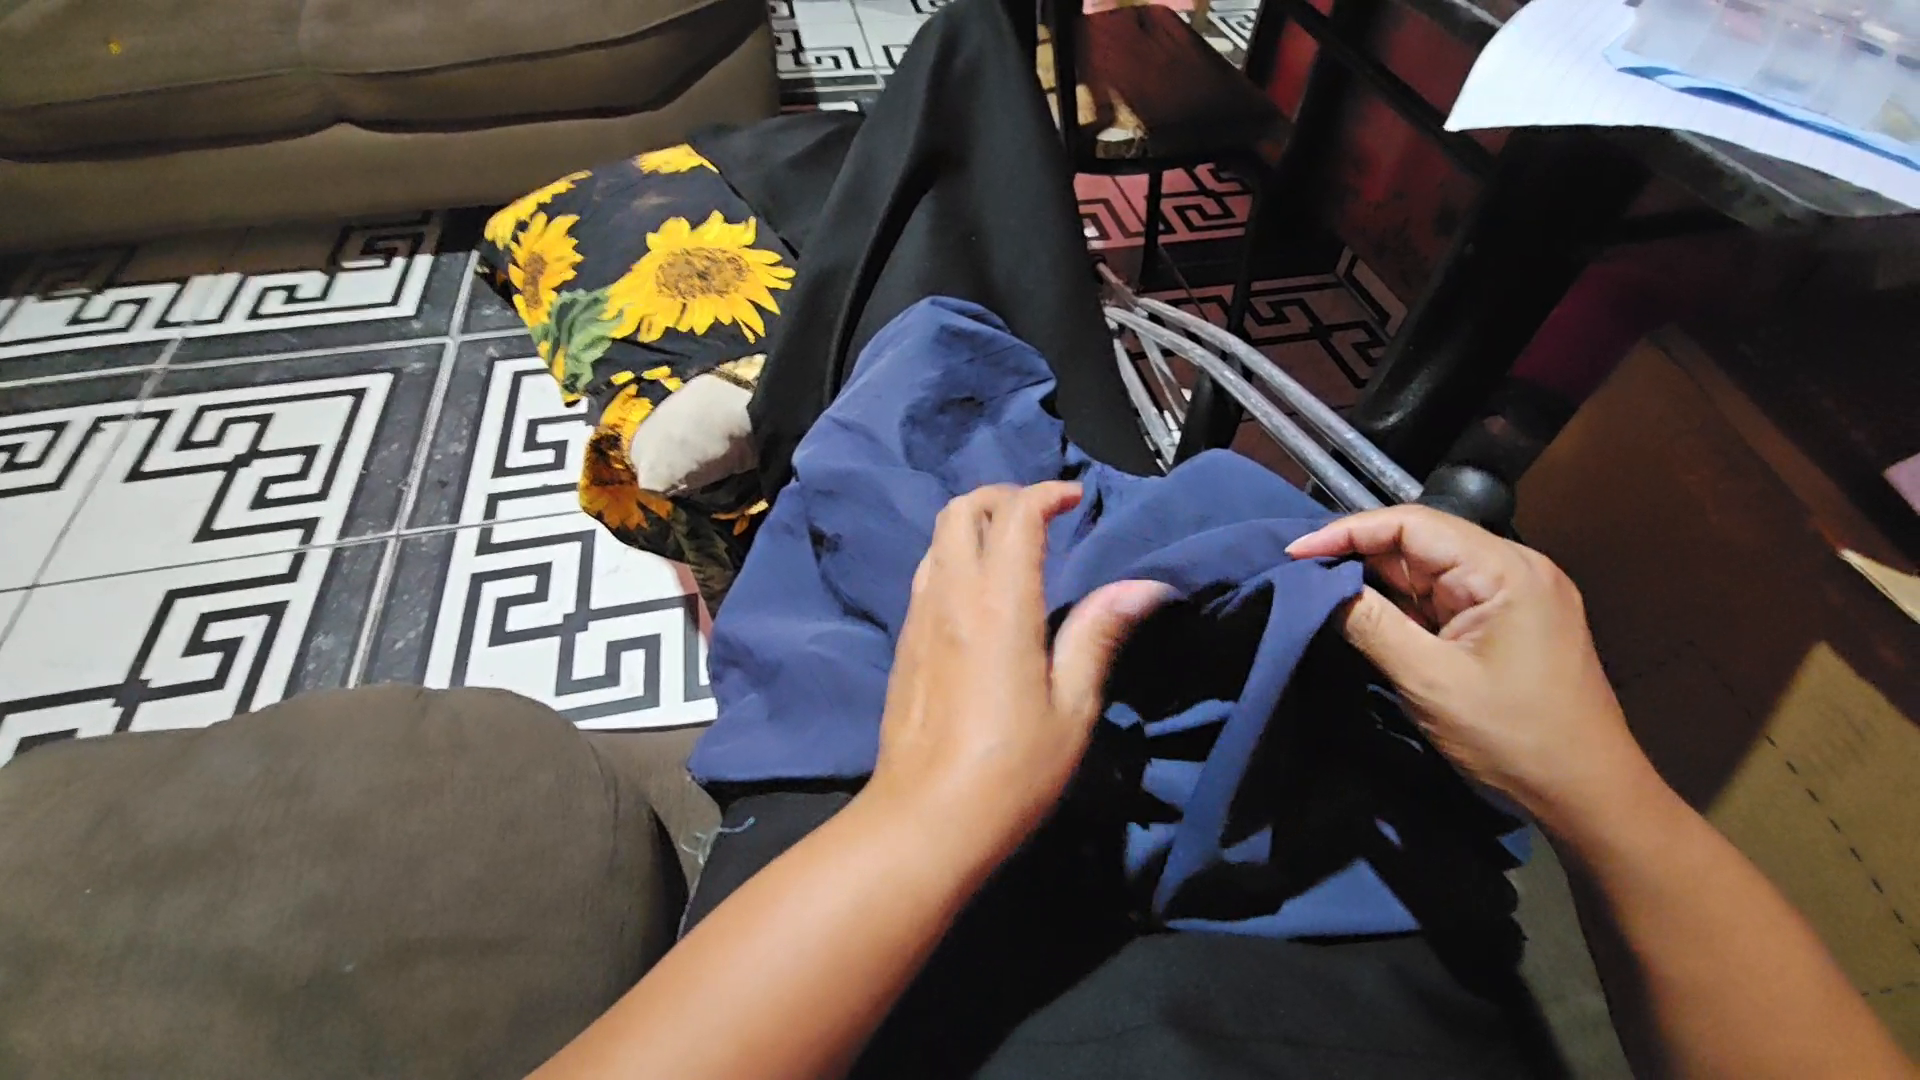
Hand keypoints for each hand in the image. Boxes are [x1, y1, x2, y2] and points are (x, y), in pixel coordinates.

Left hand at [868, 482, 1171, 864]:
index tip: (1075, 500)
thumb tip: (1144, 585)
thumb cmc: (1012, 769)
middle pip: (961, 510)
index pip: (1015, 515)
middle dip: (1002, 496)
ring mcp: (919, 617)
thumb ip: (1098, 635)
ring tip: (1012, 547)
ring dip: (973, 525)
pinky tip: (979, 594)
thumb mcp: (1072, 707)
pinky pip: (925, 575)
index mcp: (999, 604)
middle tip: (1041, 516)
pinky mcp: (903, 643)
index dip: (1047, 494)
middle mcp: (951, 596)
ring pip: (936, 539)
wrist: (925, 818)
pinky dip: (953, 558)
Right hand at [1287, 505, 1651, 824]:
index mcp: (1505, 569)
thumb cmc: (1514, 736)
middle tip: (1297, 575)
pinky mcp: (1499, 620)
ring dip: (1371, 581)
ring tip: (1314, 591)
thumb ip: (1369, 623)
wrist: (1588, 797)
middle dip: (1354, 555)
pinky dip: (1394, 603)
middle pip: (1416, 541)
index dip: (1346, 531)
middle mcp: (1511, 568)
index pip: (1411, 524)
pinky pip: (1434, 596)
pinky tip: (1358, 612)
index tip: (1293, 554)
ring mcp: (1507, 595)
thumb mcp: (1429, 679)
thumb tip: (1315, 585)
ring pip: (1421, 569)